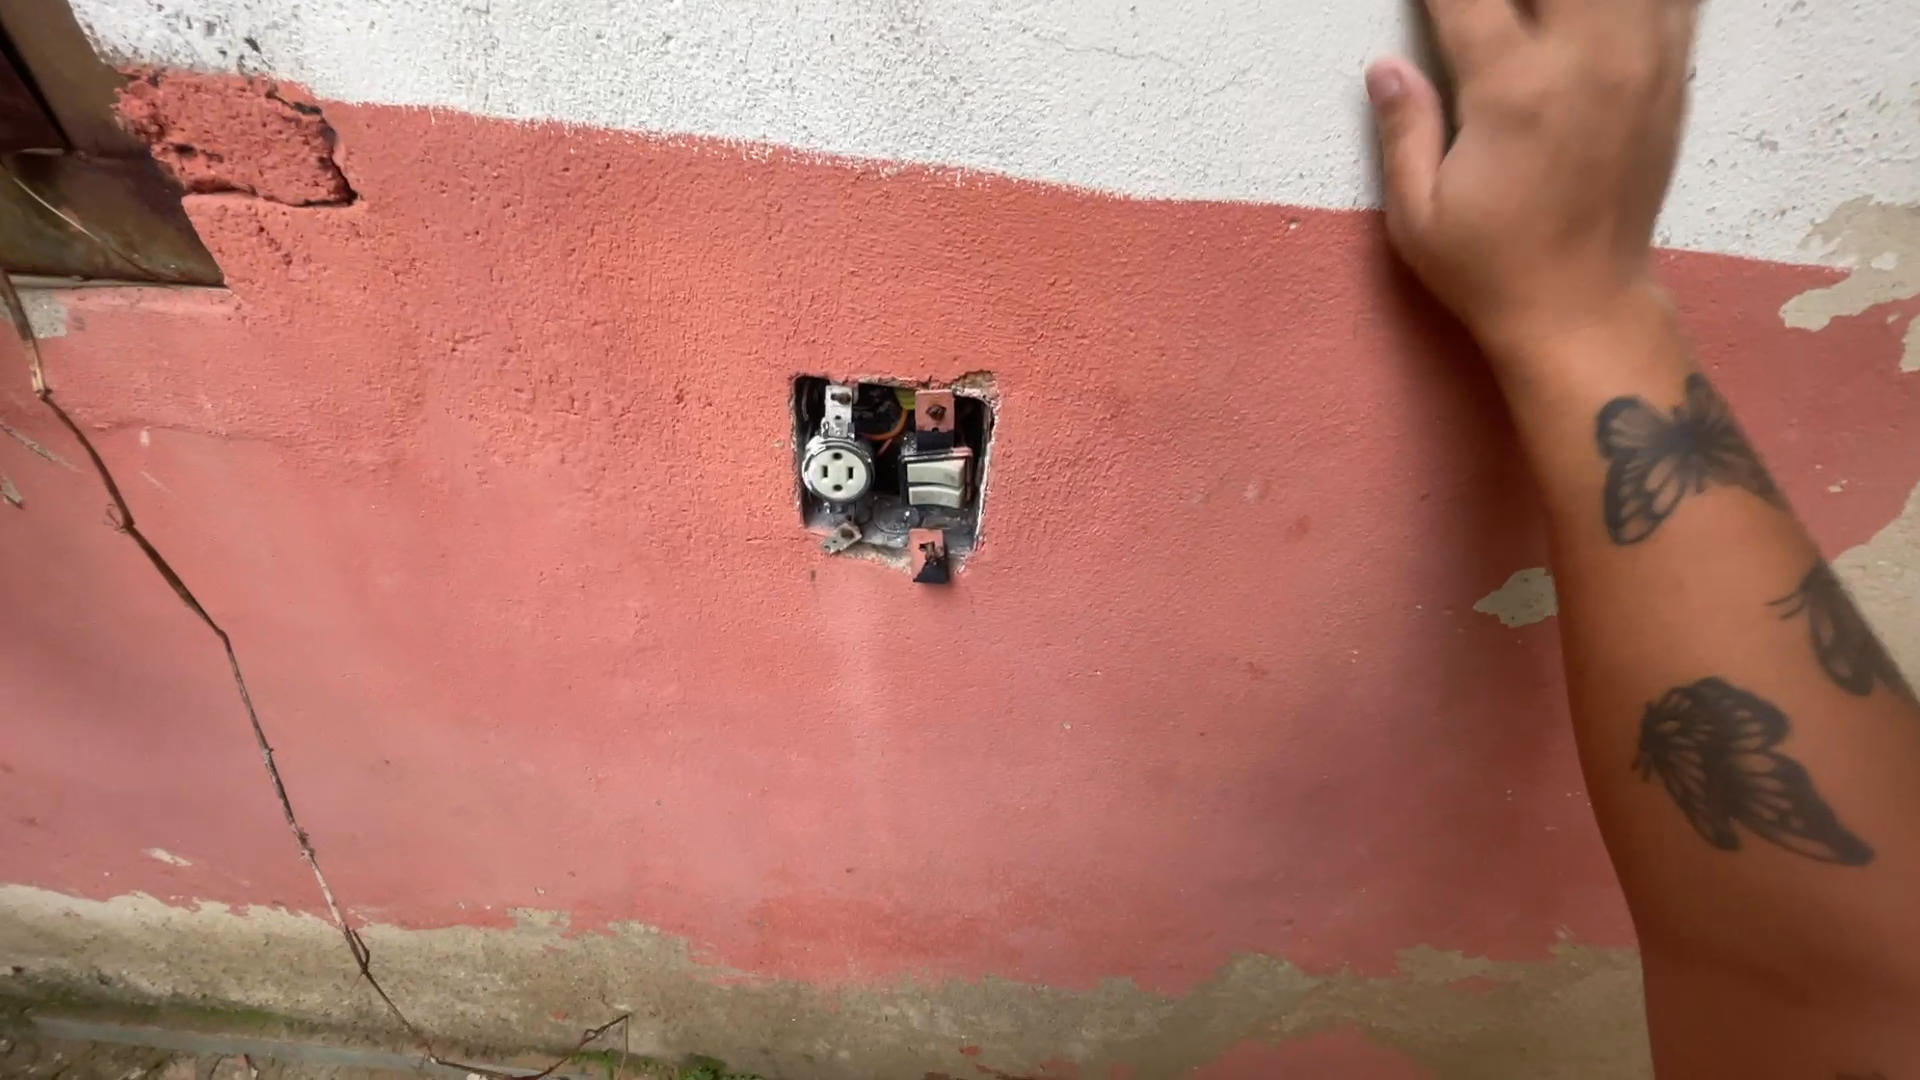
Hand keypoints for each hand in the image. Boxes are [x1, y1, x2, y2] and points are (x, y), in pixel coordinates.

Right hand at [1367, 0, 1698, 362]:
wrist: (1575, 302)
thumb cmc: (1481, 265)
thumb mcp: (1416, 214)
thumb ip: (1403, 131)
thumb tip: (1383, 67)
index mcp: (1512, 91)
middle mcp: (1588, 54)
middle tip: (1477, 6)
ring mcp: (1644, 55)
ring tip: (1532, 13)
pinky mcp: (1674, 69)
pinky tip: (1592, 13)